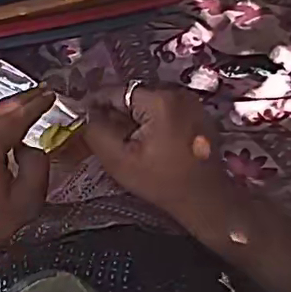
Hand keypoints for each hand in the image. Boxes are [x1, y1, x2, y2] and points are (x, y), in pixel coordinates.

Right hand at [84, 83, 239, 226]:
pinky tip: (152, 144)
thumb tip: (88, 112)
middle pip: (135, 96)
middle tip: (108, 136)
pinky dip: (155, 122)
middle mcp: (178, 93)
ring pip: (150, 104)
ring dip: (136, 118)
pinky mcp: (200, 115)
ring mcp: (193, 103)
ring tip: (129, 142)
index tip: (85, 118)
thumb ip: (96, 130)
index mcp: (159, 100)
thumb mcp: (118, 159)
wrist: (205, 200)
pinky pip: (167, 111)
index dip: (97, 104)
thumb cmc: (160, 181)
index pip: (117, 91)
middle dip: (119, 113)